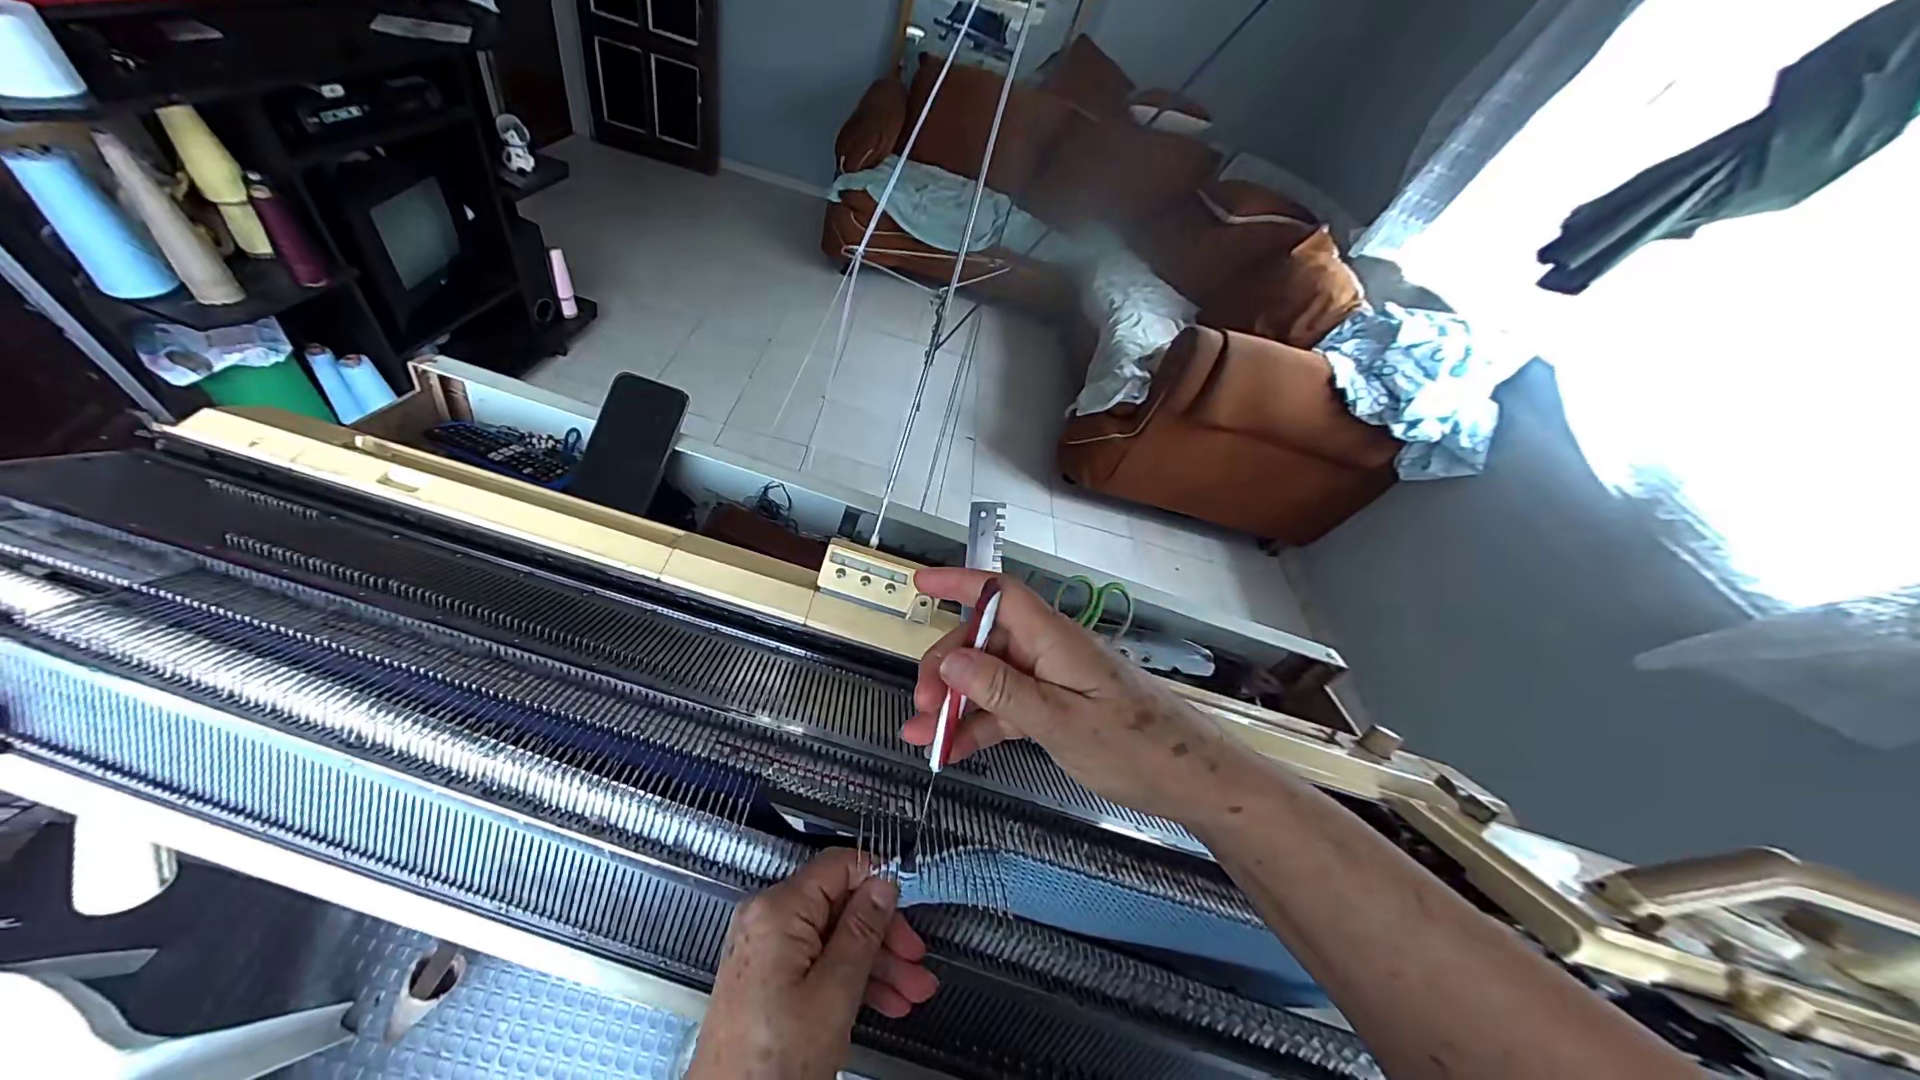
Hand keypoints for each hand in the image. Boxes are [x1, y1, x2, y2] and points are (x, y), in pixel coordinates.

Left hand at [685, 849, 939, 1079]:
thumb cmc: (771, 1064)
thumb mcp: (835, 992)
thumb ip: (863, 930)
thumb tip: (883, 885)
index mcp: (777, 910)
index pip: (839, 866)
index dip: (878, 879)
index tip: (908, 899)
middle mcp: (766, 919)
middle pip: (840, 904)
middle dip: (885, 933)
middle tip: (915, 958)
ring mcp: (765, 949)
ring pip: (834, 937)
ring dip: (876, 961)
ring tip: (910, 990)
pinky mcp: (768, 976)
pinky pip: (818, 960)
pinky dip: (851, 977)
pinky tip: (882, 999)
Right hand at [903, 568, 1255, 825]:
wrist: (1191, 782)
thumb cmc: (1136, 748)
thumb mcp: (1061, 722)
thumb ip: (1003, 691)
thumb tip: (951, 662)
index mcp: (1055, 639)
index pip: (1001, 594)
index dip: (960, 582)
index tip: (921, 582)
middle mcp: (1050, 651)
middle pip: (985, 641)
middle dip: (947, 669)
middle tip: (923, 706)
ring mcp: (1052, 680)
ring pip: (990, 679)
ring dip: (956, 704)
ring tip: (923, 735)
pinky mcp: (1056, 708)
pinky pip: (1008, 708)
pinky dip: (980, 725)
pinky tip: (953, 747)